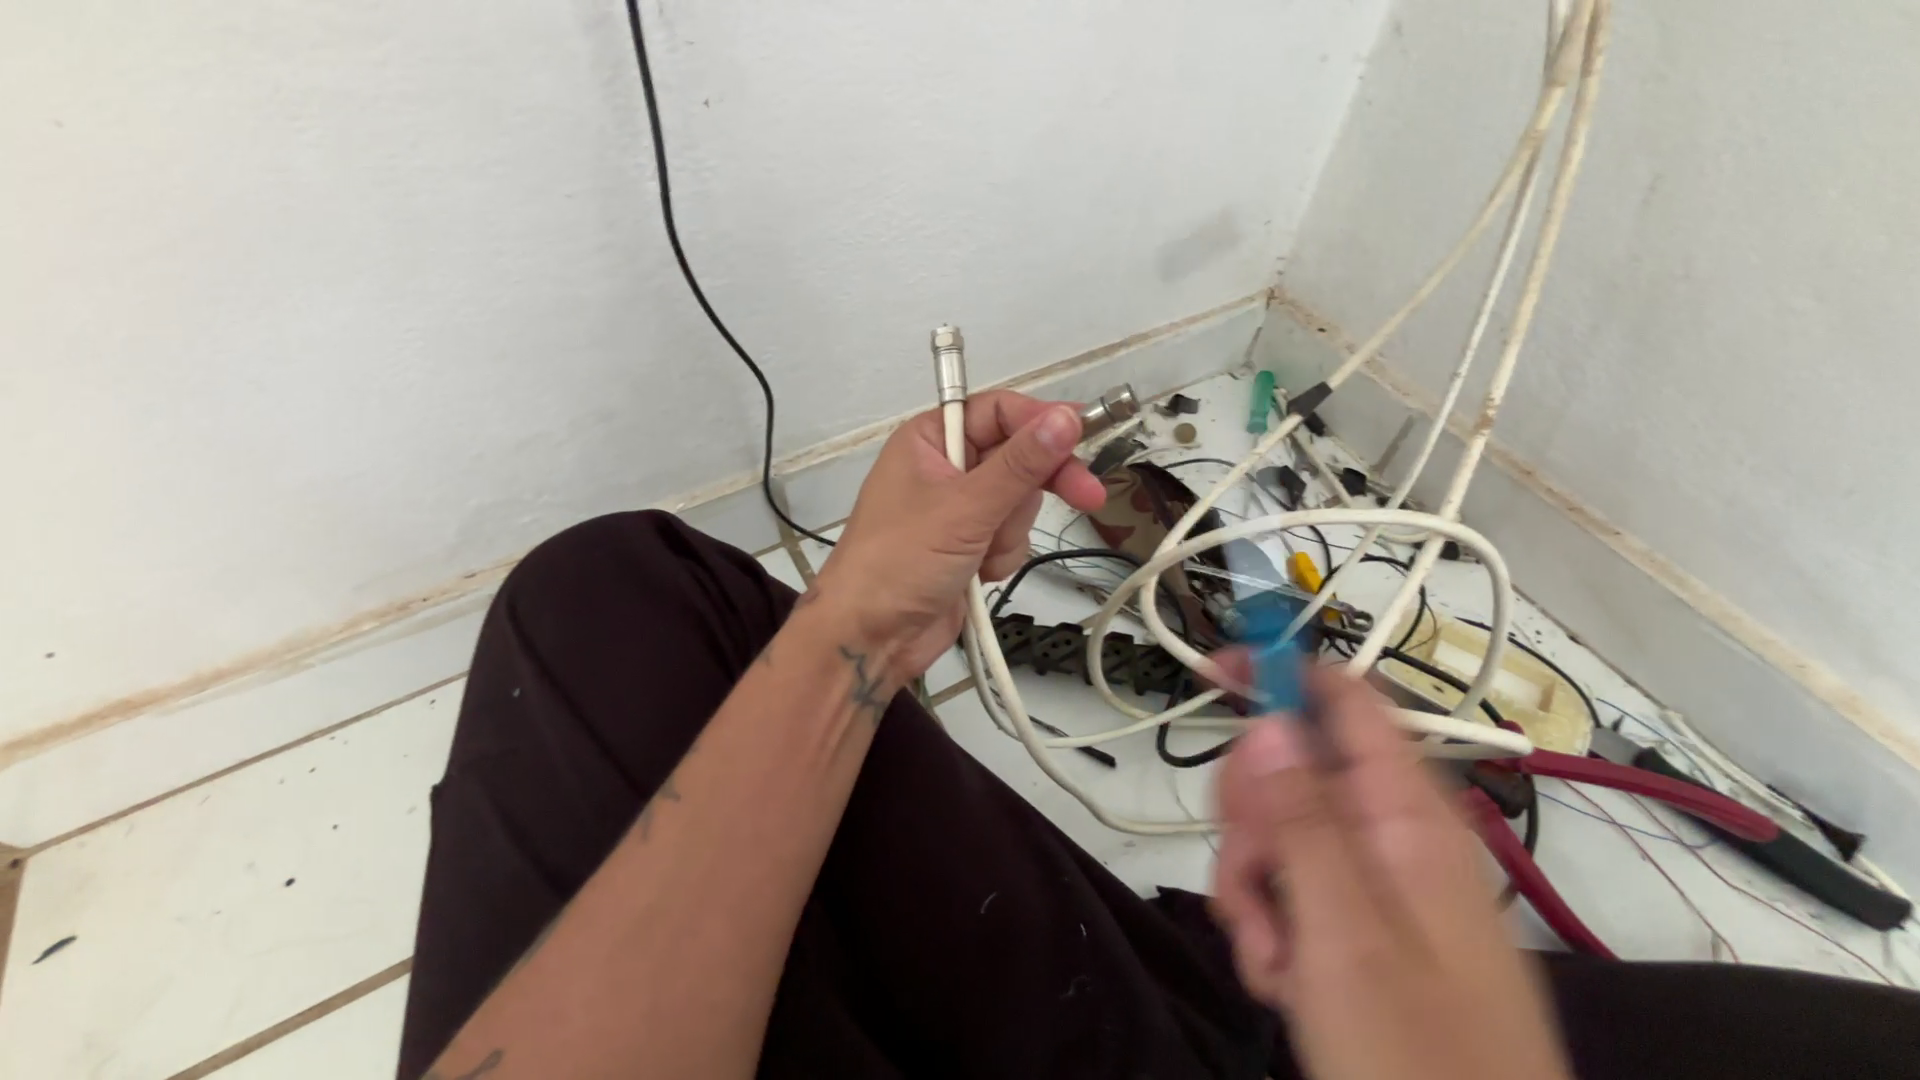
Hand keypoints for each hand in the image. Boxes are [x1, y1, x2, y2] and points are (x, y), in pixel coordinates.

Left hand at [812, 391, 1106, 682]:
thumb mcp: (965, 508)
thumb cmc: (900, 563)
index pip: (998, 411)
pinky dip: (1002, 556)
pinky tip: (978, 574)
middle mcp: (944, 467)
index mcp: (930, 439)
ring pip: (1018, 502)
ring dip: (1009, 532)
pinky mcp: (968, 545)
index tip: (1083, 435)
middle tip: (1086, 497)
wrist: (870, 638)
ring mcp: (957, 509)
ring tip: (979, 555)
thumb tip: (1065, 418)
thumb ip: (1020, 465)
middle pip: (1016, 456)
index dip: (1041, 422)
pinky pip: (1009, 536)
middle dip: (1035, 486)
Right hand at [1211, 666, 1571, 1079]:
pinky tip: (1282, 978)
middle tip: (1251, 881)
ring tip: (1270, 958)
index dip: (1279, 669)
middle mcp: (1397, 835)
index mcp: (1408, 817)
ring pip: (1285, 833)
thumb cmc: (1416, 1057)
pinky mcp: (1367, 925)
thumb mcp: (1344, 935)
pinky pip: (1296, 888)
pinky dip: (1271, 923)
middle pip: (1297, 770)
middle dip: (1252, 818)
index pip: (1345, 700)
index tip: (1211, 671)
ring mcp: (1382, 883)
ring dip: (1254, 886)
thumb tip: (1272, 720)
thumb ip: (1303, 819)